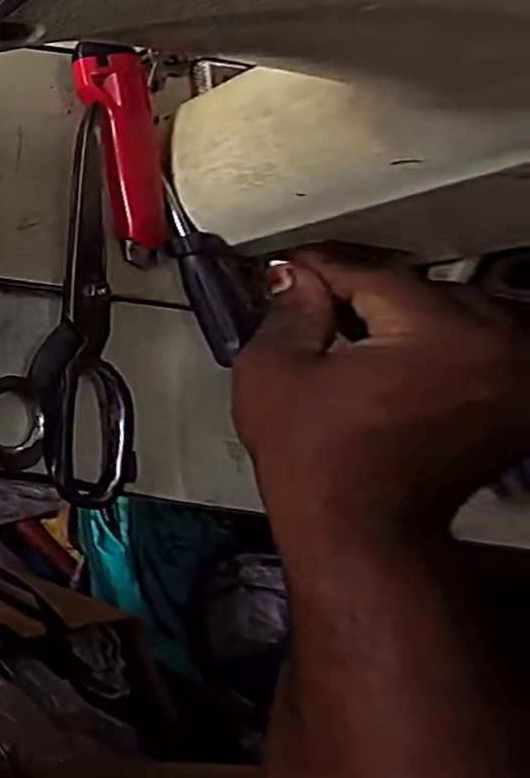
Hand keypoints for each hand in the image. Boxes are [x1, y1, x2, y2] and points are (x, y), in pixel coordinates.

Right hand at [233, 249, 529, 553]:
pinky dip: (436, 337)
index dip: (323, 266)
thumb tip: (295, 281)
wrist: (354, 513)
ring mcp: (520, 381)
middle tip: (309, 291)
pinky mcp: (517, 404)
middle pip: (429, 291)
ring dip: (404, 311)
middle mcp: (504, 353)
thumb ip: (289, 313)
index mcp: (444, 339)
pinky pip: (485, 347)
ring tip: (347, 320)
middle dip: (364, 288)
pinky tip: (386, 348)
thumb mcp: (272, 367)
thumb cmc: (312, 451)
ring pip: (465, 314)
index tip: (292, 264)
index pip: (378, 277)